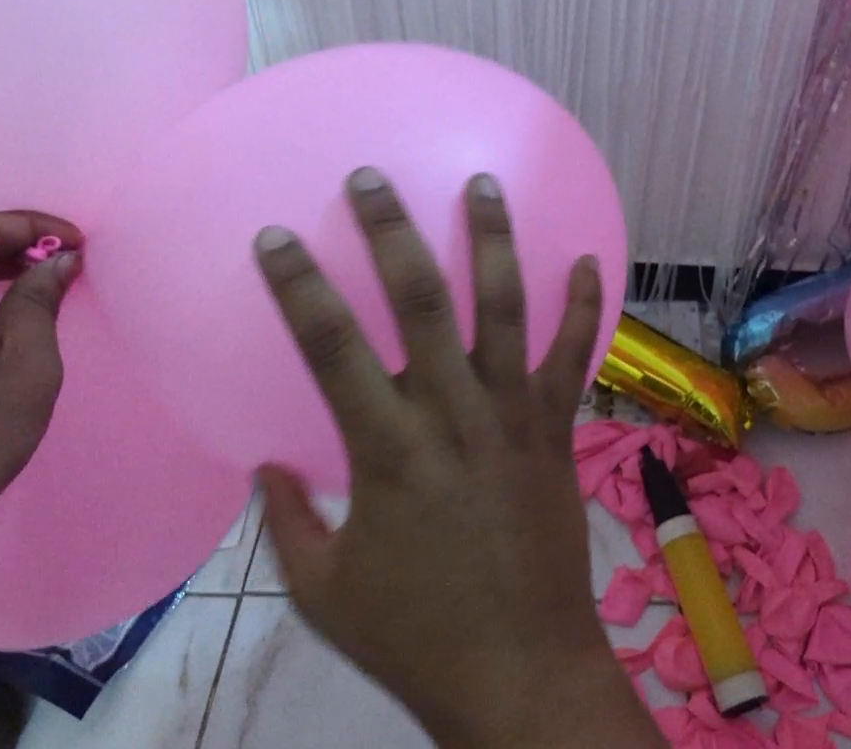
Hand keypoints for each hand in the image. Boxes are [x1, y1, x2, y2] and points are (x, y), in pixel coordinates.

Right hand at [254, 169, 662, 748]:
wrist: (520, 672)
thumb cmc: (415, 635)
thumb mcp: (323, 592)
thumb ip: (287, 524)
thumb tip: (264, 466)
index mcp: (386, 451)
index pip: (331, 348)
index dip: (299, 287)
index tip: (276, 237)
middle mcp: (452, 415)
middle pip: (420, 303)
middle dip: (393, 233)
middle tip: (374, 179)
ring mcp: (514, 417)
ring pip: (503, 310)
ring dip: (492, 242)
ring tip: (482, 184)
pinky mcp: (558, 431)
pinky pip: (573, 357)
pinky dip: (582, 306)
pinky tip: (586, 258)